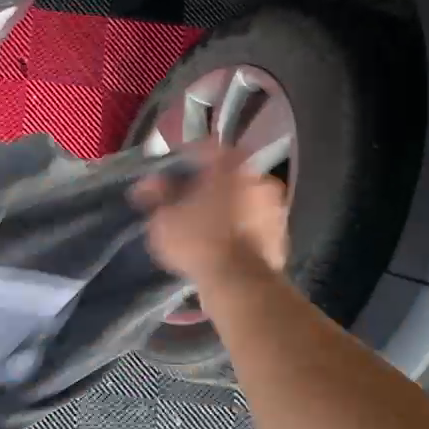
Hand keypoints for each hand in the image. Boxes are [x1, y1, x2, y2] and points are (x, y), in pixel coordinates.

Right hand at [130, 142, 287, 288]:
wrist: (239, 280)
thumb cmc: (197, 241)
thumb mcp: (163, 219)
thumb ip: (156, 196)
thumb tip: (148, 183)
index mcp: (230, 167)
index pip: (207, 148)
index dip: (186, 157)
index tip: (171, 170)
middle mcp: (258, 178)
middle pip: (229, 173)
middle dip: (208, 184)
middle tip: (186, 199)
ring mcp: (274, 206)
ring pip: (242, 197)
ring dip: (225, 206)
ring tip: (202, 223)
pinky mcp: (280, 232)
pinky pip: (252, 220)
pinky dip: (237, 225)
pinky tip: (220, 241)